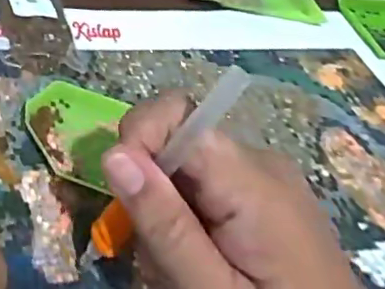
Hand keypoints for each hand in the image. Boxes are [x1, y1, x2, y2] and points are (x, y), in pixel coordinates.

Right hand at [101, 91, 357, 288]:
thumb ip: (165, 225)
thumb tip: (113, 154)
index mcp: (253, 178)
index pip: (176, 112)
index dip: (138, 138)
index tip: (121, 192)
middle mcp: (263, 163)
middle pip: (177, 142)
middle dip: (150, 188)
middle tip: (153, 254)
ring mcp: (270, 182)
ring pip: (187, 169)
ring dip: (167, 212)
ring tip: (182, 273)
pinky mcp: (270, 202)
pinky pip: (210, 188)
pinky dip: (191, 220)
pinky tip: (203, 266)